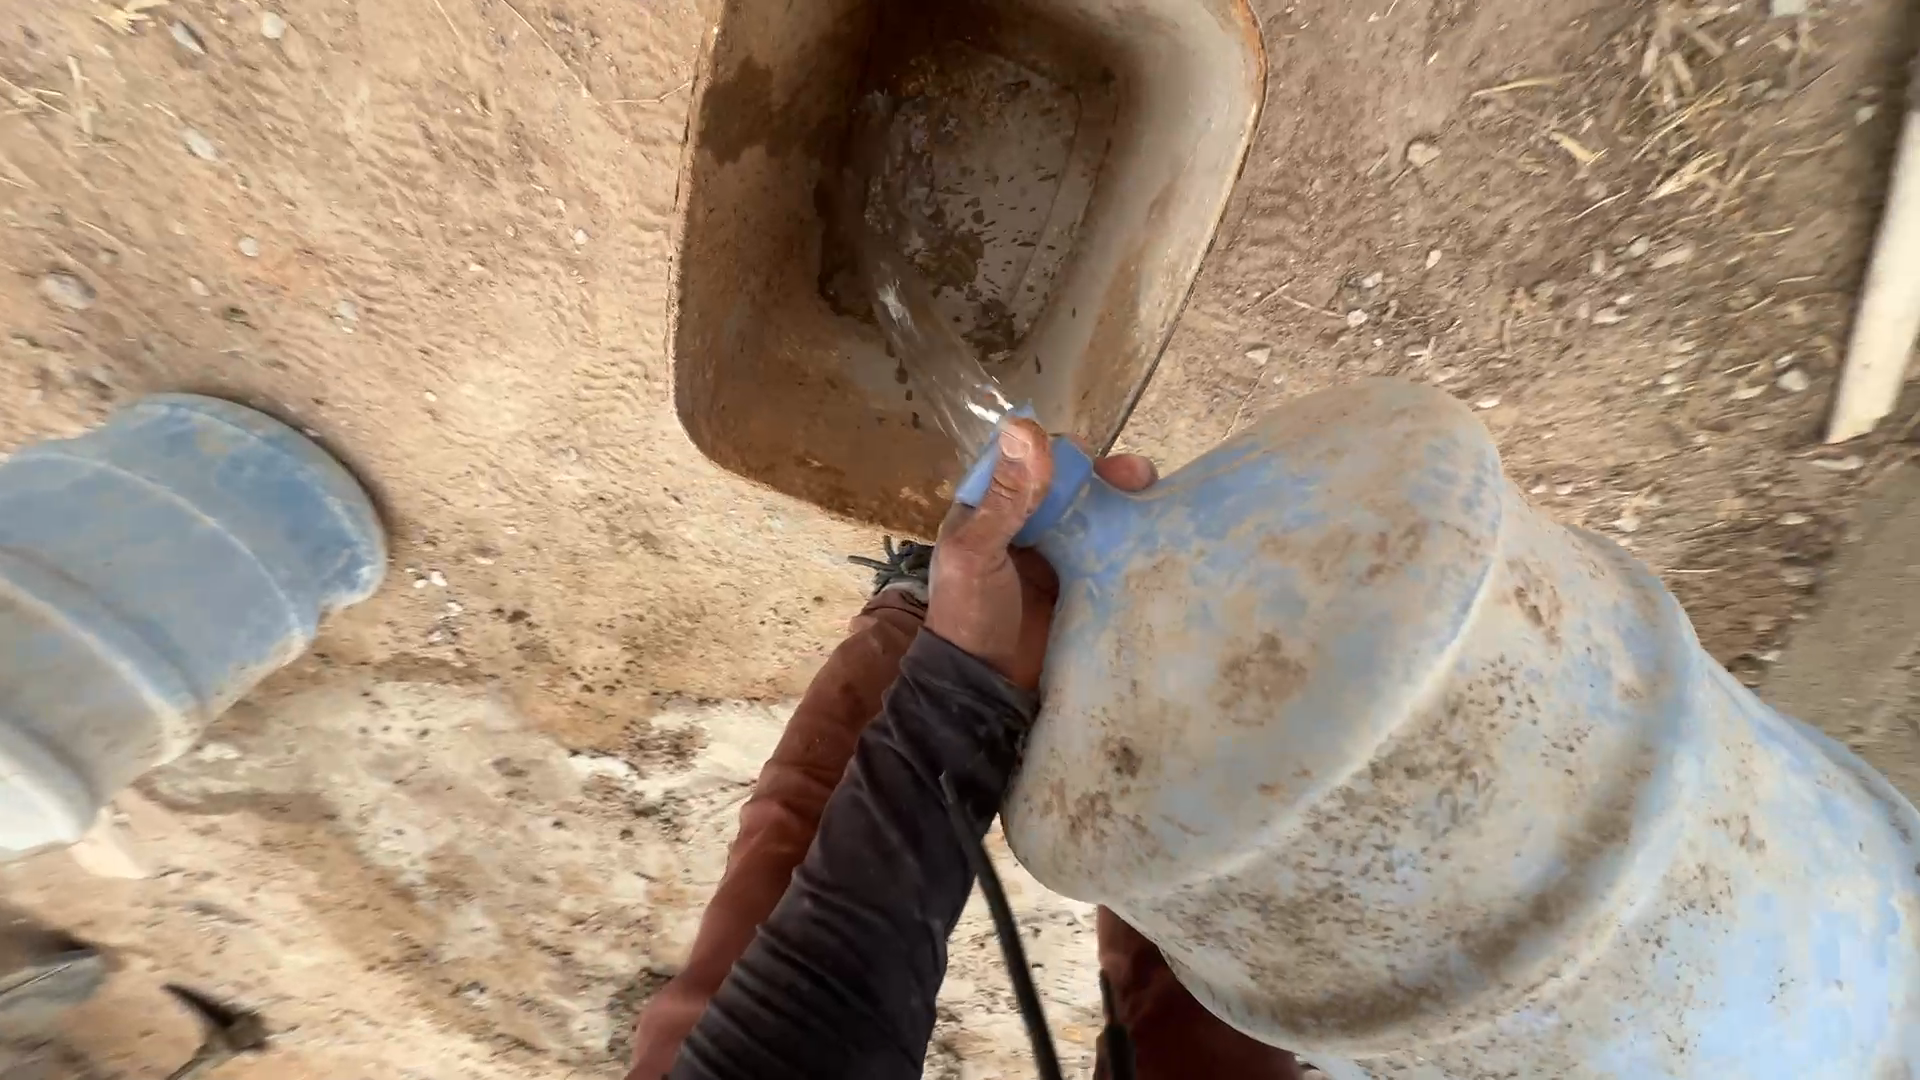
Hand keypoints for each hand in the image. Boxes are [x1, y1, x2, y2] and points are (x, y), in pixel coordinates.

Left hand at [926, 419, 1157, 690]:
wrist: (987, 682)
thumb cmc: (970, 613)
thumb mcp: (977, 551)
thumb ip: (1005, 497)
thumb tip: (1026, 429)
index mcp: (990, 506)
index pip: (1027, 461)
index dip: (1058, 451)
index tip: (1087, 454)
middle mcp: (1026, 521)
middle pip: (1070, 482)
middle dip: (1102, 473)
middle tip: (1135, 475)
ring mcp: (1057, 551)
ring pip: (1094, 511)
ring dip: (1123, 498)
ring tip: (1151, 492)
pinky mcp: (1082, 578)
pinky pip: (1109, 546)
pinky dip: (1131, 534)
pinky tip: (1156, 527)